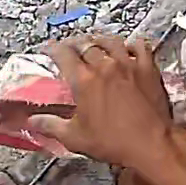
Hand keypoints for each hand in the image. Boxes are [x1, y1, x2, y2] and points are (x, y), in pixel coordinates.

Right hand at [29, 36, 177, 172]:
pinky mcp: (148, 68)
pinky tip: (128, 48)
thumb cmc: (113, 142)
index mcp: (83, 80)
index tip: (50, 49)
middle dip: (75, 44)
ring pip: (110, 41)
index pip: (63, 54)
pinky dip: (131, 44)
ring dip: (100, 40)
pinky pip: (139, 46)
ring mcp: (128, 64)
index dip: (54, 49)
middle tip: (71, 48)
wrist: (152, 144)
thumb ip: (51, 126)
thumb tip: (33, 121)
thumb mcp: (74, 138)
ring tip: (96, 43)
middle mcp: (104, 66)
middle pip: (86, 44)